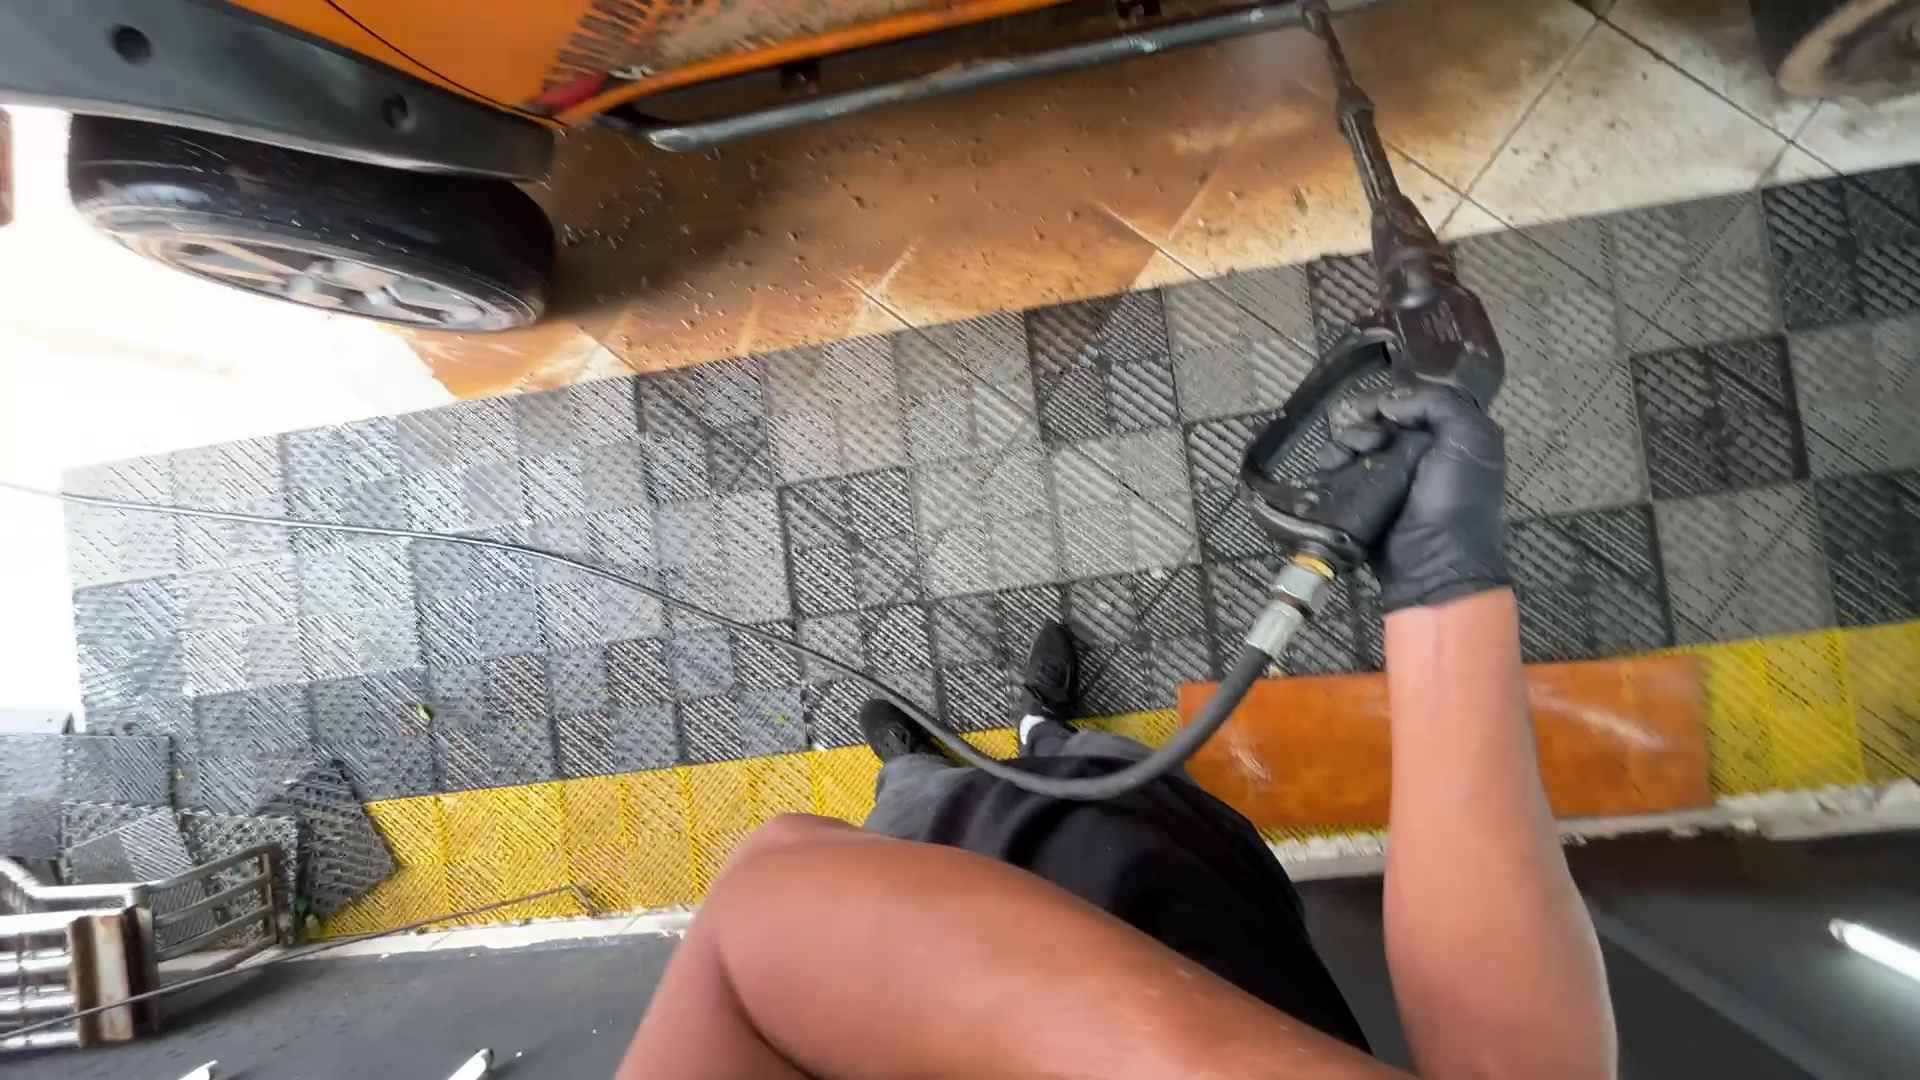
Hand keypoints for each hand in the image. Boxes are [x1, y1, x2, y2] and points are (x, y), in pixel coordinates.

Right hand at [1315, 386, 1508, 611]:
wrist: (1433, 557)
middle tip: (1368, 443)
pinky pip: (1332, 476)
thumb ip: (1438, 404)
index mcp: (1439, 439)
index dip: (1384, 402)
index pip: (1403, 407)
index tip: (1369, 409)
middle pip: (1369, 426)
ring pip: (1346, 448)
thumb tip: (1387, 405)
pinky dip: (1326, 469)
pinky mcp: (1354, 503)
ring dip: (1340, 447)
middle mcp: (1407, 457)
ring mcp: (1378, 482)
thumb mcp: (1471, 438)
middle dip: (1361, 427)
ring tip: (1343, 461)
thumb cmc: (1457, 497)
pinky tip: (1330, 472)